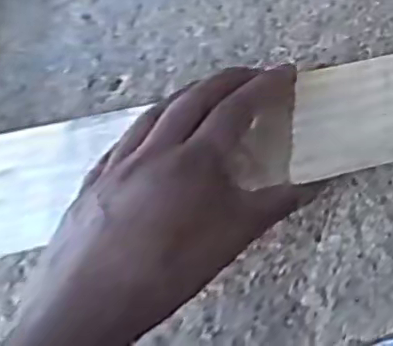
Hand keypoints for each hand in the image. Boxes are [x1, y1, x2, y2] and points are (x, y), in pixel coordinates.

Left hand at [8, 67, 316, 345]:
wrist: (79, 319)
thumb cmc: (166, 272)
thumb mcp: (238, 233)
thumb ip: (280, 201)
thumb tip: (313, 186)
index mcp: (193, 161)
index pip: (237, 106)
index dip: (266, 84)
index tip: (287, 72)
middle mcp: (152, 156)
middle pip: (192, 99)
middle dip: (229, 79)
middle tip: (255, 73)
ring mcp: (113, 172)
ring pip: (153, 115)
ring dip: (188, 95)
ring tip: (211, 92)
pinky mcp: (87, 191)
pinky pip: (122, 142)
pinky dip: (151, 124)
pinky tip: (159, 132)